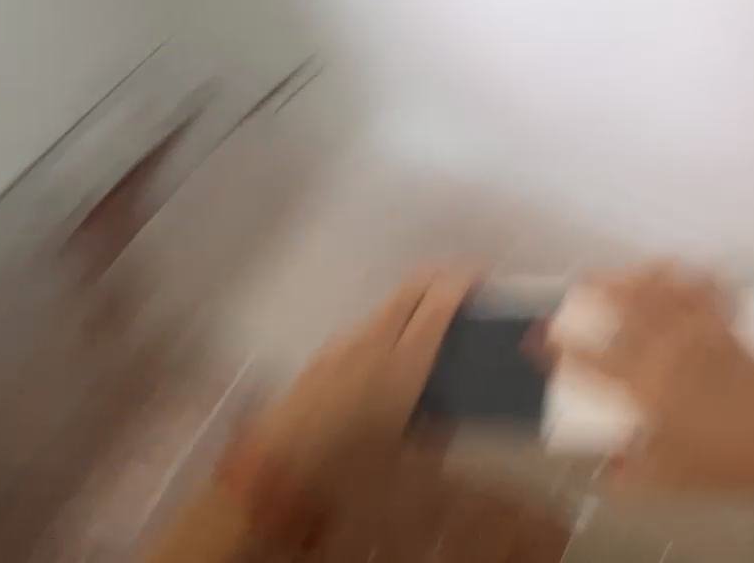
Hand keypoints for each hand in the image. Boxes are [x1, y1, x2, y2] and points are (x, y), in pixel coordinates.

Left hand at [234, 270, 473, 486]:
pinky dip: (386, 329)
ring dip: (413, 304)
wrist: (269, 477)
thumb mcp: (409, 463)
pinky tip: (385, 361)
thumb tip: (452, 412)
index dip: (465, 279)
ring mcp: (344, 344)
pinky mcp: (321, 357)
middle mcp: (375, 340)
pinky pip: (365, 330)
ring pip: (388, 307)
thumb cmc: (348, 474)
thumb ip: (438, 430)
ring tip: (428, 328)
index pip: (441, 300)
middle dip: (441, 278)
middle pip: (413, 286)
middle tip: (462, 290)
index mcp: (405, 361)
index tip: (483, 276)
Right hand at [542, 262, 753, 499]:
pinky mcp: (727, 323)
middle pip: (626, 307)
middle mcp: (669, 348)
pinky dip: (690, 276)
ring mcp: (701, 330)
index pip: (594, 362)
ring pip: (661, 288)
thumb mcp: (668, 479)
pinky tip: (682, 273)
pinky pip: (706, 288)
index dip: (563, 349)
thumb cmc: (722, 464)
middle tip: (577, 284)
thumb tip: (606, 468)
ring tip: (620, 273)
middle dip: (597, 291)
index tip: (540, 337)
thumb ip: (630, 474)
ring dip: (636, 275)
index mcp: (648, 386)